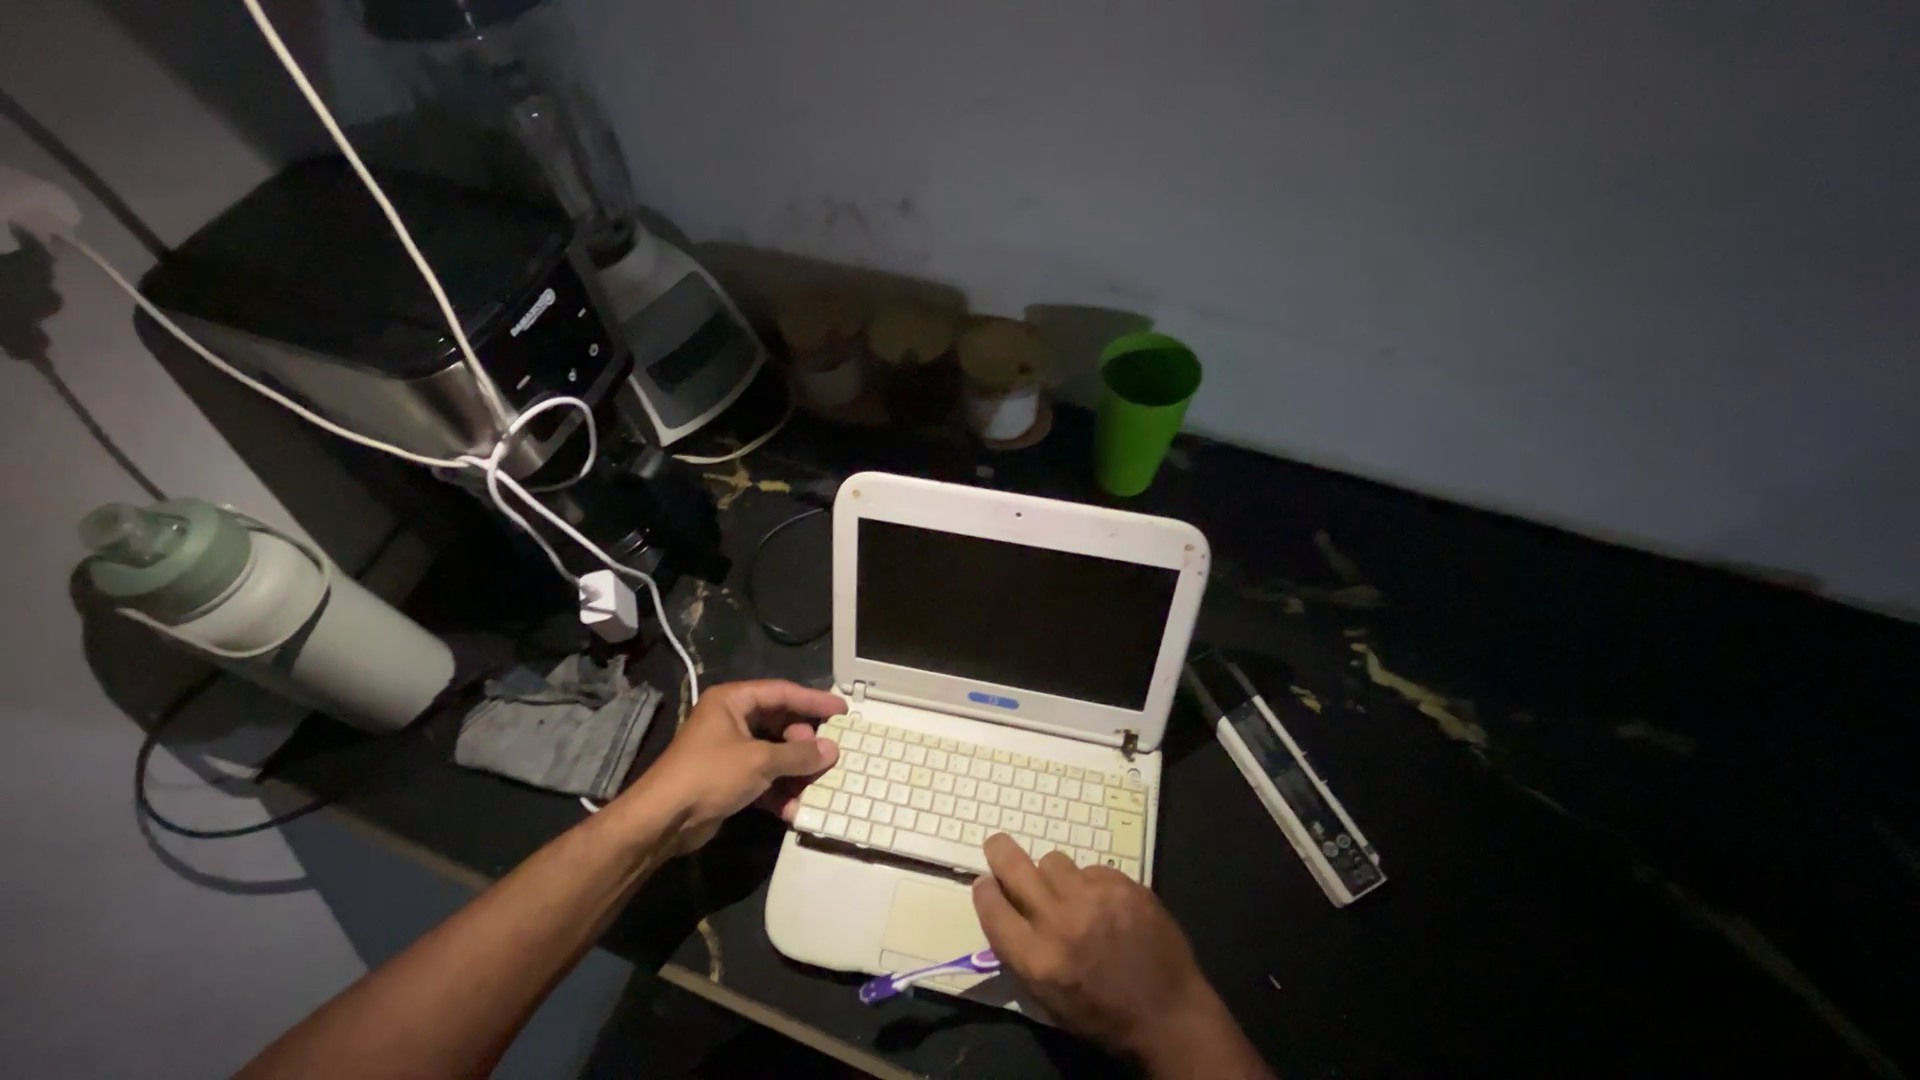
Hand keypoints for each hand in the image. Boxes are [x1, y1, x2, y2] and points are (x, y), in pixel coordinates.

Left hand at [624, 679, 843, 852]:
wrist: (663, 820)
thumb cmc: (710, 775)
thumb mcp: (759, 761)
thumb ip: (799, 754)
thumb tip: (832, 750)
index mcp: (733, 701)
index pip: (782, 692)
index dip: (814, 700)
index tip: (842, 710)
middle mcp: (731, 721)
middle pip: (779, 724)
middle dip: (805, 742)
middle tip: (832, 751)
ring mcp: (729, 751)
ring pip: (773, 754)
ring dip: (795, 771)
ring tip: (820, 782)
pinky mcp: (728, 780)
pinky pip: (763, 778)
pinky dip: (779, 791)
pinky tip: (796, 808)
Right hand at [973, 835, 1268, 1077]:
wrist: (1169, 1014)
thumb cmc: (1103, 1015)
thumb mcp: (1049, 999)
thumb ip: (1023, 953)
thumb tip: (1005, 911)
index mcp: (1037, 959)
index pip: (993, 909)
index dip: (984, 892)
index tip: (984, 883)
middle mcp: (1060, 922)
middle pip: (1015, 868)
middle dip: (1000, 852)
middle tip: (996, 844)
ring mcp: (1094, 898)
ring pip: (1055, 861)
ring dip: (1054, 874)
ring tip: (1069, 892)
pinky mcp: (1123, 885)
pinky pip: (1093, 869)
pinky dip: (1092, 883)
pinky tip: (1106, 904)